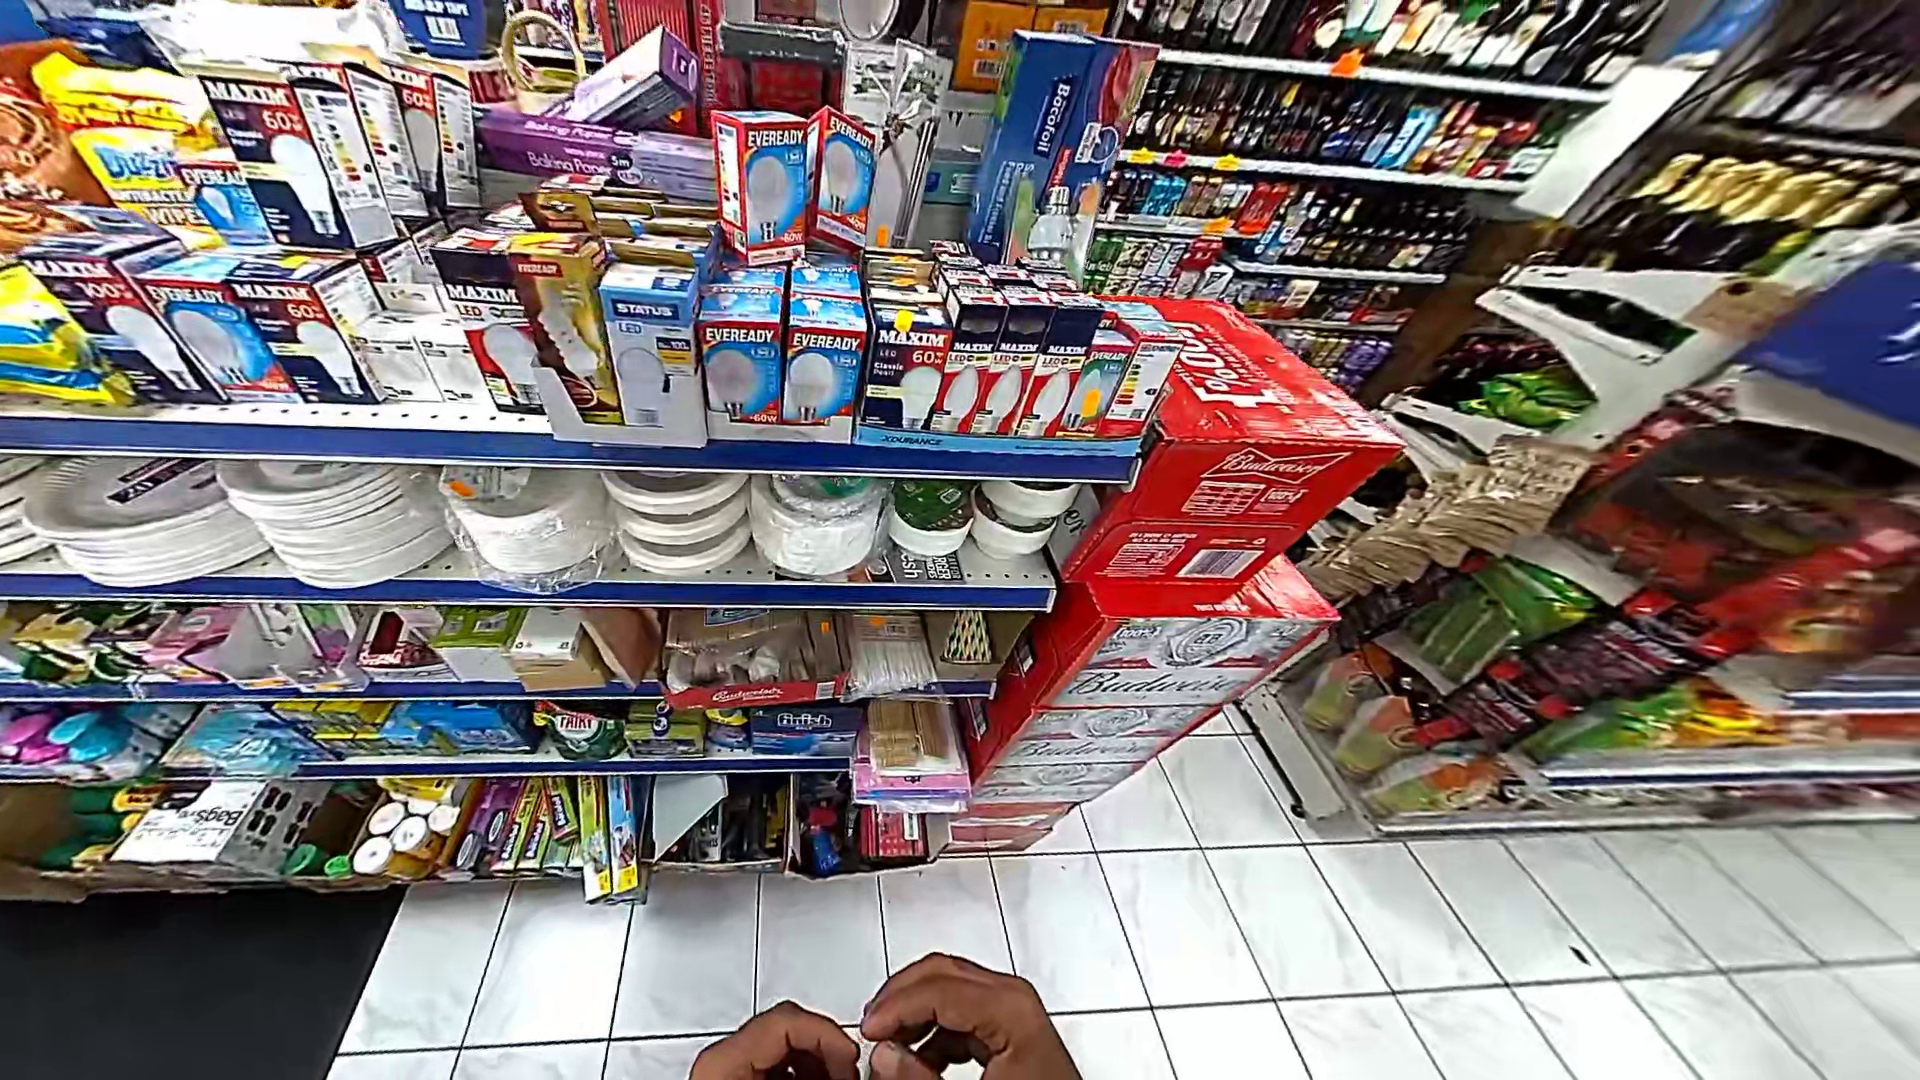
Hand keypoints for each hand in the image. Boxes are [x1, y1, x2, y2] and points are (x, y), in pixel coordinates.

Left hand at [691, 1001, 860, 1079]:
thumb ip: (815, 1079)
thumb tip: (846, 1069)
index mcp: (721, 1062)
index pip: (787, 1020)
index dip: (827, 1036)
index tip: (848, 1059)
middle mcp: (718, 1062)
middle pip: (786, 1031)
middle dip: (824, 1053)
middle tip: (846, 1073)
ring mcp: (721, 1075)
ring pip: (782, 1051)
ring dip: (814, 1066)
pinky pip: (771, 1070)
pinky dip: (797, 1078)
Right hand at [860, 954, 1081, 1079]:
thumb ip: (924, 1078)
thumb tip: (885, 1053)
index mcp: (1010, 1006)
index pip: (939, 985)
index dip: (896, 1004)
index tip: (868, 1028)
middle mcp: (1013, 997)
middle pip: (944, 973)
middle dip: (901, 996)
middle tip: (871, 1025)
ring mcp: (1013, 1009)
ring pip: (950, 989)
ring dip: (915, 1011)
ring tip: (888, 1043)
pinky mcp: (1009, 1029)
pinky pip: (962, 1014)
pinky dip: (934, 1031)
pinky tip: (917, 1059)